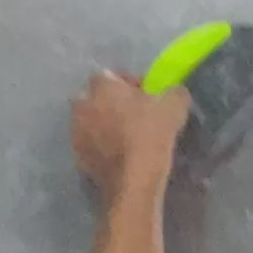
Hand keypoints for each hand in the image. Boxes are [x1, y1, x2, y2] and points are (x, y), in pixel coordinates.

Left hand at [70, 71, 189, 198]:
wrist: (134, 178)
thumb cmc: (152, 131)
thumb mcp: (176, 103)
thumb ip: (172, 90)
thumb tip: (172, 91)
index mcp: (103, 88)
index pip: (108, 75)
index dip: (126, 82)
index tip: (144, 93)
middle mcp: (83, 107)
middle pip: (93, 98)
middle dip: (109, 102)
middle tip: (132, 112)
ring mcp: (77, 135)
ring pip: (89, 122)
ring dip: (103, 124)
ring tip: (127, 135)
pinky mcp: (78, 159)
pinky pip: (91, 144)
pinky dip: (102, 146)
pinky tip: (121, 153)